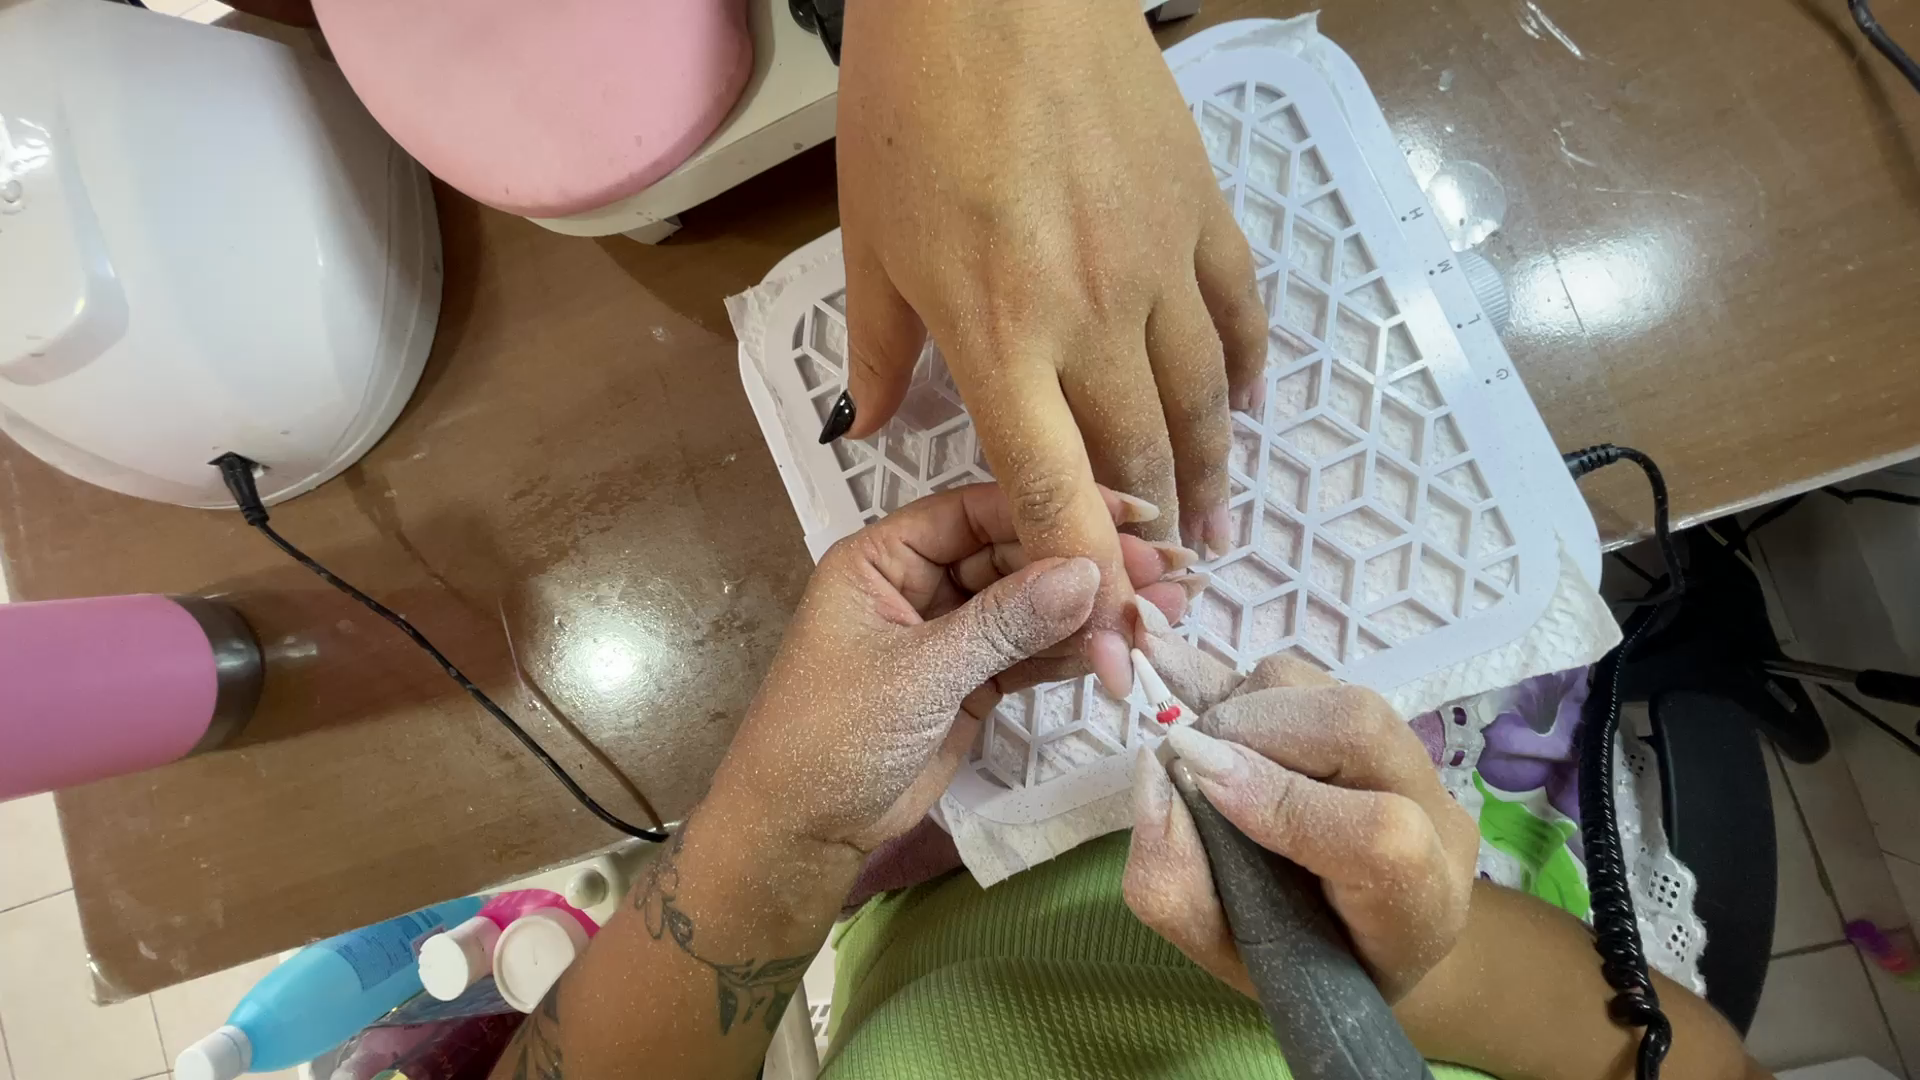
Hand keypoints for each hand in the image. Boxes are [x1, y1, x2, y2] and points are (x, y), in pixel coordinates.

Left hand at [706, 484, 1204, 854]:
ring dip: (1089, 610)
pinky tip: (1120, 646)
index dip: (1049, 507)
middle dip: (1083, 564)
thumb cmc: (835, 736)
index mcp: (886, 556)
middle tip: (1162, 568)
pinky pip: (1027, 651)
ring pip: (1029, 605)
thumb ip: (1005, 621)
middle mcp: (920, 581)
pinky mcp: (971, 676)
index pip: (978, 510)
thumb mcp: (920, 672)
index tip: (1125, 512)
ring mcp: (950, 631)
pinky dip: (1070, 651)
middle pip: (1013, 555)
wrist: (805, 834)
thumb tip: (1088, 571)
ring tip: (1161, 610)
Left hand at [833, 0, 1267, 694]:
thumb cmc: (913, 112)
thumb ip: (876, 356)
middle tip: (1157, 584)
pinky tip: (1245, 415)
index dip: (1080, 574)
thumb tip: (866, 431)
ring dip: (1208, 475)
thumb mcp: (869, 246)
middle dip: (1147, 534)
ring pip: (1200, 401)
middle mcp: (1090, 318)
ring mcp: (1158, 265)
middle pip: (1134, 455)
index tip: (1104, 633)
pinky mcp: (1201, 215)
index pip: (1049, 486)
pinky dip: (1245, 377)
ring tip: (1214, 529)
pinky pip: (1240, 316)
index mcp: (998, 336)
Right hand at [1121, 603, 1479, 1002]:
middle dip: (1248, 728)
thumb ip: (1171, 883)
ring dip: (1243, 703)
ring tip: (1208, 746)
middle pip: (1357, 727)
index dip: (1277, 795)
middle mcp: (1435, 818)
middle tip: (1187, 758)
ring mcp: (1412, 758)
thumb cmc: (1291, 957)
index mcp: (1414, 905)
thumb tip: (1152, 774)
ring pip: (1329, 690)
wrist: (1364, 933)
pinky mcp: (1369, 714)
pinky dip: (1236, 680)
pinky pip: (1304, 674)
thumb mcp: (1219, 954)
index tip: (1190, 772)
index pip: (1377, 835)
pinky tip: (1185, 682)